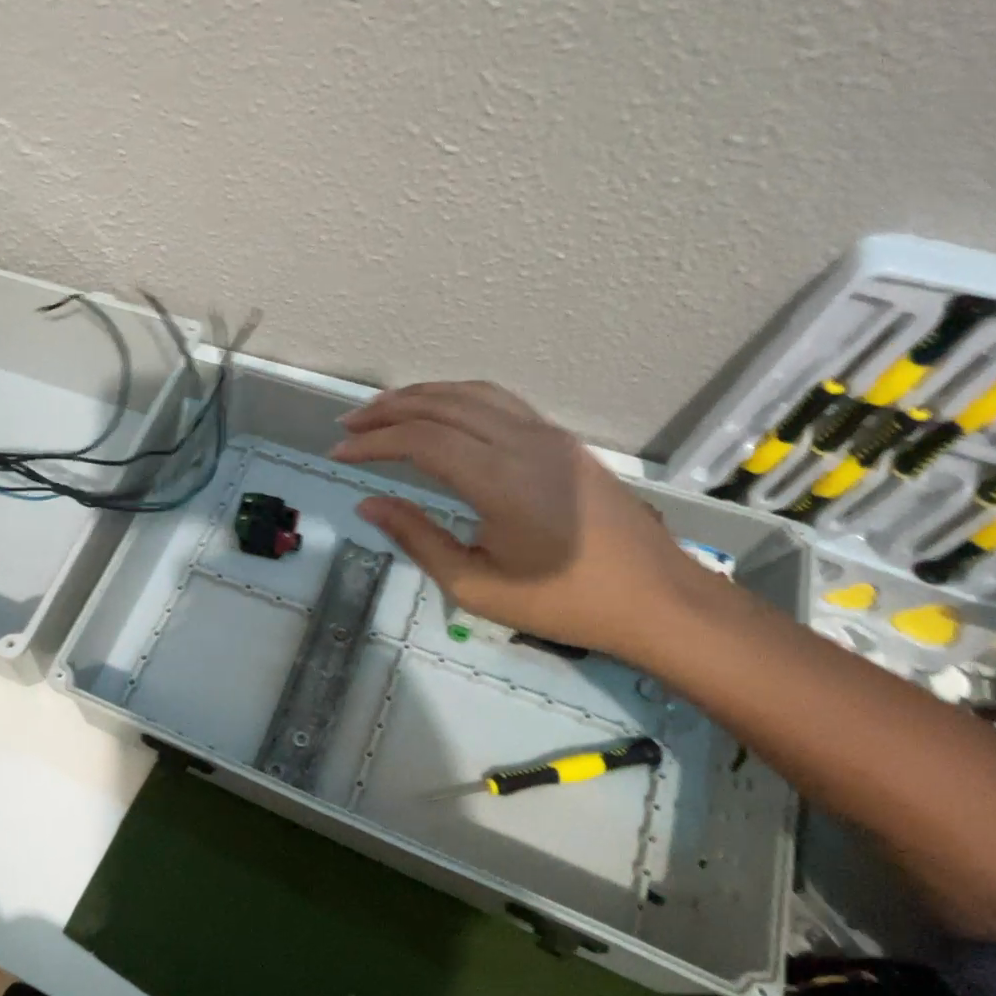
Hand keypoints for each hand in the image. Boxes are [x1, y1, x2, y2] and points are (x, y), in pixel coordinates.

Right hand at [330, 381, 708, 659]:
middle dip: (388, 410)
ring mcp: (548, 436)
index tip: (338, 453)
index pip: (422, 440)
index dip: (374, 442)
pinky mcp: (562, 440)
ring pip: (471, 393)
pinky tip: (438, 413)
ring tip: (382, 410)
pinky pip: (499, 401)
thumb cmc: (564, 603)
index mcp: (500, 480)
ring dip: (421, 396)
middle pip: (442, 406)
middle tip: (348, 425)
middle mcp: (523, 443)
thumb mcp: (476, 587)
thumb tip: (369, 505)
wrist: (657, 599)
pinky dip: (455, 397)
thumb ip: (418, 539)